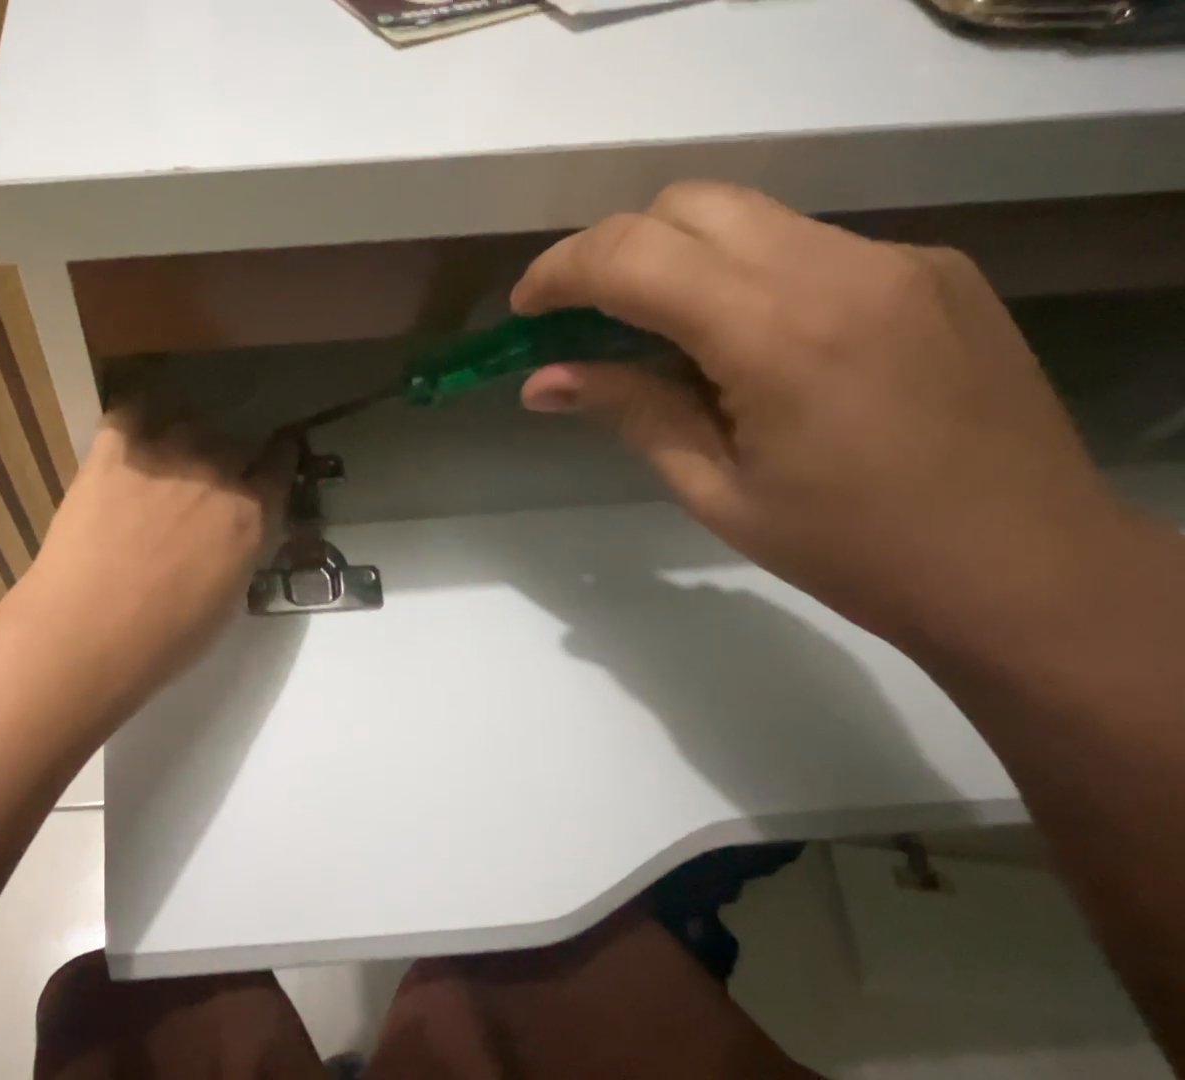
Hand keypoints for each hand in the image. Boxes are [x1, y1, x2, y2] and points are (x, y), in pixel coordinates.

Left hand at [10, 410, 294, 710]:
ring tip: (166, 463)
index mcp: (250, 516)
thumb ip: (239, 552)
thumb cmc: (163, 640)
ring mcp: (164, 457)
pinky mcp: (111, 452)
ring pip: (187, 425)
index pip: (278, 466)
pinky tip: (127, 440)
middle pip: (233, 443)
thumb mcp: (227, 601)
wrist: (86, 633)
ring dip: (184, 442)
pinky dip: (133, 422)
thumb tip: (231, 534)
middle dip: (227, 458)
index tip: (270, 459)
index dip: (276, 460)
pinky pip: (129, 414)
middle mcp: (215, 474)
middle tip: (206, 483)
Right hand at [510, 181, 1141, 647]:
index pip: (636, 255)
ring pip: (750, 216)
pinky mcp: (933, 269)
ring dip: (681, 259)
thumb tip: (542, 381)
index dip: (561, 272)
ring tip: (660, 338)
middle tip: (583, 320)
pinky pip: (808, 245)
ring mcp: (898, 259)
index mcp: (779, 333)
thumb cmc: (853, 550)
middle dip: (615, 250)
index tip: (525, 311)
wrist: (1028, 569)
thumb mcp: (716, 490)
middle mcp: (842, 267)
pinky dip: (749, 275)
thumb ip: (630, 411)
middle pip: (689, 205)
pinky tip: (752, 347)